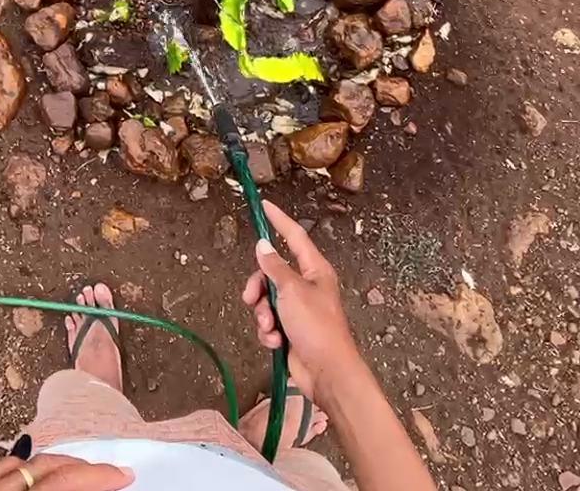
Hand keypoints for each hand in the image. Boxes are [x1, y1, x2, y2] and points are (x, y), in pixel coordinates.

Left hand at [0, 454, 132, 490]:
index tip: (124, 474)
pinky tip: (30, 472)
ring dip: (52, 465)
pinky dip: (18, 467)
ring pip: (19, 462)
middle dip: (80, 468)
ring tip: (76, 473)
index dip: (96, 476)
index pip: (60, 484)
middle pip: (44, 466)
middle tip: (107, 475)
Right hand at [241, 200, 364, 397]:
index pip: (294, 237)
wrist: (327, 374)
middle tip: (252, 297)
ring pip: (266, 298)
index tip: (264, 205)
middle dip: (259, 286)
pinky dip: (268, 330)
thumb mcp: (292, 290)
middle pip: (272, 272)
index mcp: (315, 271)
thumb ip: (274, 266)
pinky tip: (275, 340)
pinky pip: (269, 320)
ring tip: (269, 326)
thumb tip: (263, 245)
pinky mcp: (290, 330)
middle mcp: (306, 286)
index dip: (279, 220)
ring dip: (262, 313)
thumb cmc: (317, 328)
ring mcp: (298, 309)